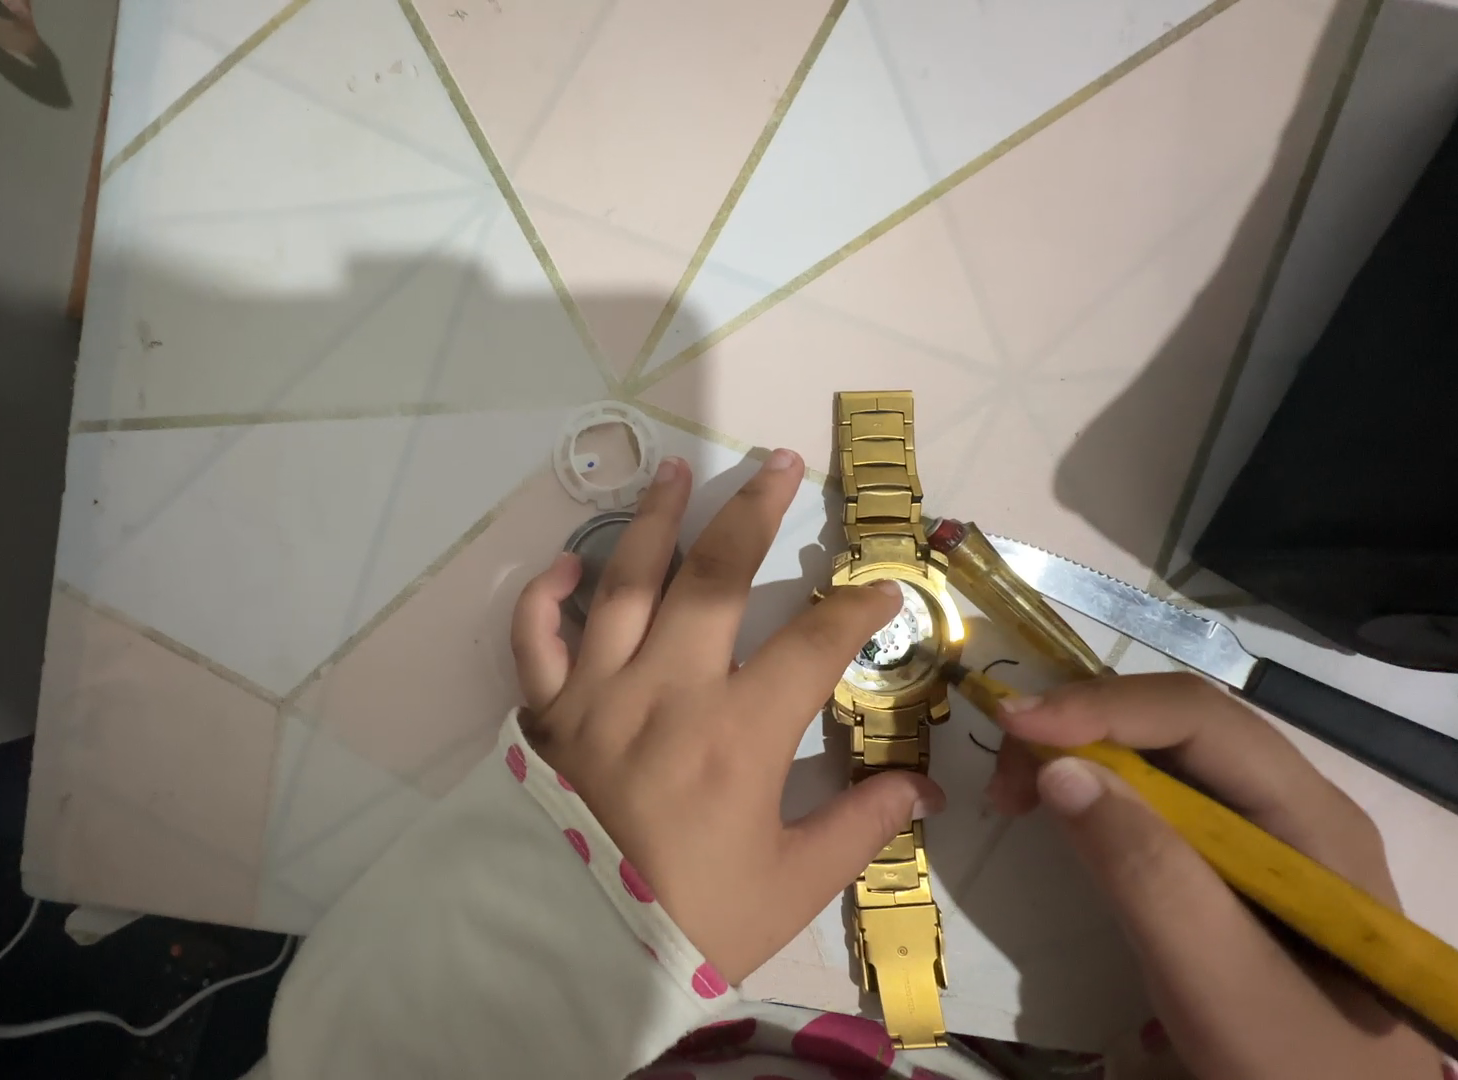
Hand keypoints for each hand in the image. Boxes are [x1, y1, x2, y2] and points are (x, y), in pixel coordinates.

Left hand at [509, 450, 945, 984]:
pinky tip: (568, 563)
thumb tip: (922, 790)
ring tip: (674, 470)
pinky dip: (545, 595)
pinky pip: (535, 637)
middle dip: (751, 513)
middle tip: (775, 464)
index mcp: (738, 733)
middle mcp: (667, 690)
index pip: (813, 646)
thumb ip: (858, 827)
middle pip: (714, 578)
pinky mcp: (546, 708)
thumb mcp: (790, 885)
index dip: (858, 608)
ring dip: (652, 521)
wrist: (573, 954)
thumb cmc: (688, 918)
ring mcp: (598, 690)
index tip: (884, 585)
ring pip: (625, 584)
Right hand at [986, 673, 1439, 1079]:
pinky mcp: (1210, 838)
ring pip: (1144, 739)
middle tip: (1003, 776)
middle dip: (1074, 724)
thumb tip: (1056, 767)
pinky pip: (1137, 777)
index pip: (1198, 718)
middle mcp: (1283, 795)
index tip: (1010, 723)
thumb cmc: (1290, 1059)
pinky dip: (1077, 775)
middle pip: (1166, 717)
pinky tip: (1047, 803)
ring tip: (1012, 795)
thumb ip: (1147, 874)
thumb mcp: (1219, 980)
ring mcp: (1248, 815)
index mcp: (1310, 817)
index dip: (1100, 706)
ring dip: (1067, 746)